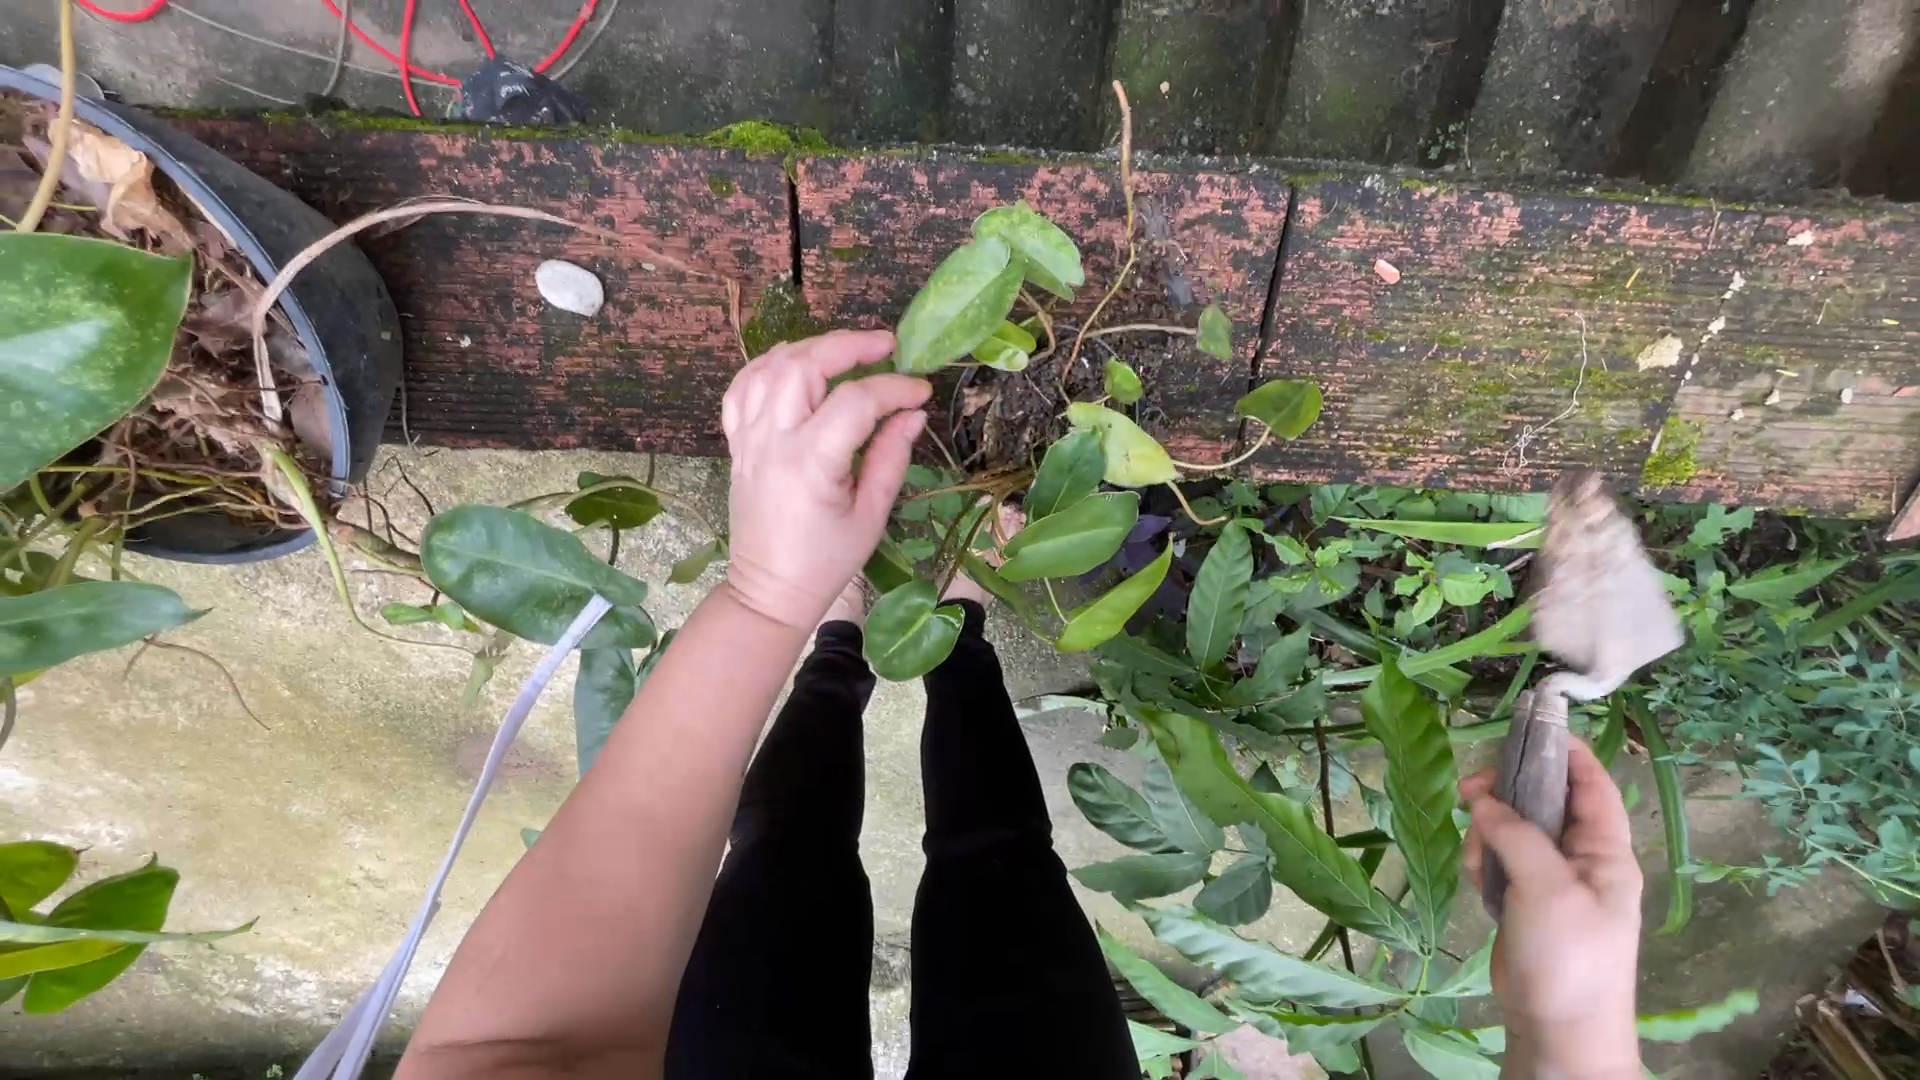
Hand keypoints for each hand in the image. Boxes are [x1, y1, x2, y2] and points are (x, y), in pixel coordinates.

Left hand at [719, 330, 929, 629]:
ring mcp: (748, 440)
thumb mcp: (871, 515)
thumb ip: (891, 458)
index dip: (894, 389)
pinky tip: (793, 363)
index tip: (921, 391)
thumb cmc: (826, 561)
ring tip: (844, 350)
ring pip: (769, 368)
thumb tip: (913, 414)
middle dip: (847, 345)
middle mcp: (773, 442)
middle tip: (884, 345)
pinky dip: (767, 367)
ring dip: (809, 349)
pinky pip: (742, 389)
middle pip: (803, 366)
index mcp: (810, 463)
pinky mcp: (737, 445)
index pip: (856, 402)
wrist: (770, 590)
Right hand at [1462, 739, 1641, 1078]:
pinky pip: (1495, 855)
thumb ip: (1515, 834)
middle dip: (1505, 792)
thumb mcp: (1546, 888)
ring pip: (1509, 826)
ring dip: (1485, 833)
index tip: (1532, 724)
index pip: (1594, 788)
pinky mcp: (1522, 895)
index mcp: (1606, 854)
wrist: (1558, 1026)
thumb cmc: (1568, 956)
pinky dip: (1480, 859)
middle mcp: (1580, 859)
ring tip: (1477, 861)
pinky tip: (1477, 882)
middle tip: (1469, 791)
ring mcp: (1550, 878)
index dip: (1569, 752)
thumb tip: (1482, 800)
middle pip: (1542, 801)